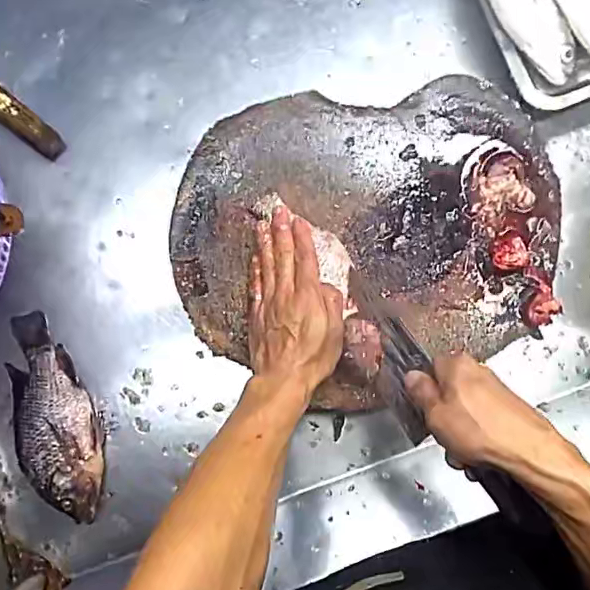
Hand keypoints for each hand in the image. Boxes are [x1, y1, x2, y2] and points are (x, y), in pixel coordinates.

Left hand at [248, 205, 345, 398]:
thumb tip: (328, 290)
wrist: (282, 378)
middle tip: (277, 212)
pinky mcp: (257, 316)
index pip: (305, 260)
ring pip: (266, 267)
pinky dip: (255, 270)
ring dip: (265, 244)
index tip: (298, 221)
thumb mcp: (335, 333)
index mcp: (308, 297)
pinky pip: (255, 286)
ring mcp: (269, 304)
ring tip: (262, 227)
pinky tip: (255, 259)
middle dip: (281, 232)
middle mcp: (286, 295)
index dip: (302, 238)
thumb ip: (332, 306)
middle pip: (283, 257)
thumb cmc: (311, 360)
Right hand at [403, 353, 589, 484]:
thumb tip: (412, 377)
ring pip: (462, 412)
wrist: (529, 452)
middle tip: (441, 434)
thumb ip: (419, 392)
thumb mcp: (434, 414)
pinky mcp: (507, 411)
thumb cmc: (484, 432)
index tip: (419, 407)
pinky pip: (480, 424)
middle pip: (446, 393)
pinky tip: (477, 455)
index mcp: (457, 364)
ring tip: (462, 452)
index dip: (421, 391)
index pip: (428, 368)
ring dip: (458, 434)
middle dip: (441, 417)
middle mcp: (478, 372)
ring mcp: (494, 392)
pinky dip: (476, 439)